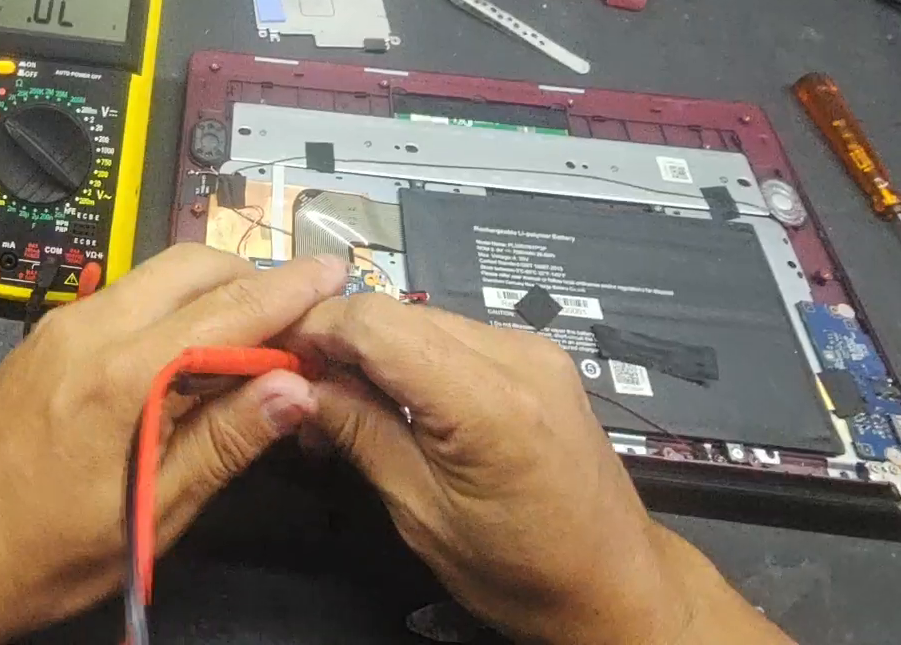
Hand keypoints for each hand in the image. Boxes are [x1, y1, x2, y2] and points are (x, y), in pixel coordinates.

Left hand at [0, 246, 347, 642]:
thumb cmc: (43, 552)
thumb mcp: (149, 513)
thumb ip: (225, 441)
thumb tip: (293, 387)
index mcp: (118, 375)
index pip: (224, 310)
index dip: (287, 289)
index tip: (332, 274)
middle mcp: (88, 327)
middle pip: (190, 265)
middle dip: (250, 276)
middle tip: (296, 317)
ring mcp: (64, 321)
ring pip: (157, 274)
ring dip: (212, 289)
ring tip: (251, 335)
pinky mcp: (50, 330)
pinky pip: (128, 295)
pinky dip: (173, 305)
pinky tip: (189, 348)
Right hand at [290, 296, 793, 644]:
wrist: (621, 589)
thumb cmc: (519, 570)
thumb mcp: (421, 513)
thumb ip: (358, 432)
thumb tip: (295, 383)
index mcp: (489, 401)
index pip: (375, 322)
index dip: (316, 329)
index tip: (279, 360)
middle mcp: (514, 352)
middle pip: (392, 312)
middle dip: (337, 341)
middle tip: (305, 390)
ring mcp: (527, 345)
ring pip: (415, 316)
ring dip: (370, 348)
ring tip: (346, 400)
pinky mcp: (530, 351)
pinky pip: (445, 332)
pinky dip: (406, 354)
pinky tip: (394, 395)